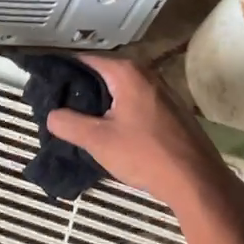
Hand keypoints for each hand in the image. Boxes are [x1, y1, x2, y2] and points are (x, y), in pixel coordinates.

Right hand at [46, 55, 225, 199]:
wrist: (197, 182)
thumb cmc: (146, 155)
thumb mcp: (97, 140)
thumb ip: (67, 123)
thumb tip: (52, 115)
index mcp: (126, 72)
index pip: (83, 60)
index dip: (62, 73)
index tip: (46, 88)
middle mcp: (146, 74)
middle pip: (102, 74)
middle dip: (80, 90)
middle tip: (58, 107)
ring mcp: (162, 92)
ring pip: (119, 90)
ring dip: (100, 103)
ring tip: (79, 121)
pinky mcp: (171, 111)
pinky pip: (135, 102)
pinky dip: (119, 111)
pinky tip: (110, 131)